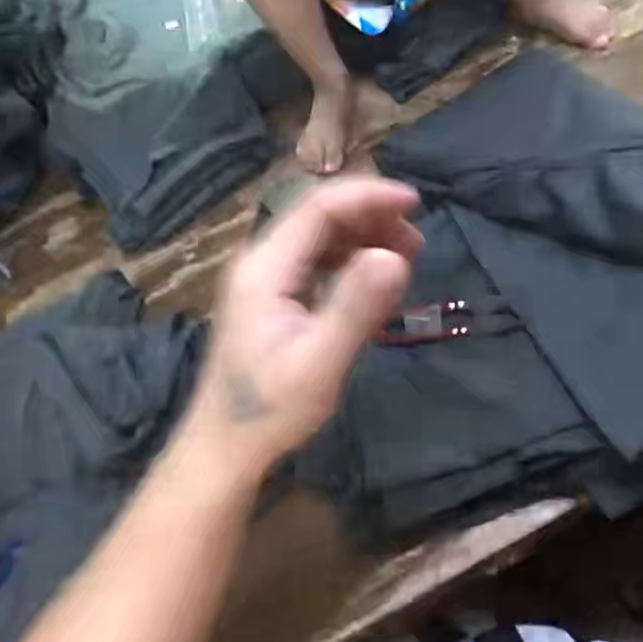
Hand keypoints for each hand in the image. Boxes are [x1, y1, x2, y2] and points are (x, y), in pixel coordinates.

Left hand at [180, 178, 422, 481]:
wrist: (226, 445)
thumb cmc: (270, 409)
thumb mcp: (320, 362)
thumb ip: (356, 307)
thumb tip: (395, 256)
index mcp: (266, 267)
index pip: (319, 207)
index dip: (369, 196)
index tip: (415, 203)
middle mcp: (262, 261)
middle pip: (320, 216)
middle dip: (371, 217)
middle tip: (416, 241)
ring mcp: (266, 277)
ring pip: (321, 236)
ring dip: (365, 237)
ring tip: (406, 258)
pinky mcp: (274, 295)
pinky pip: (317, 260)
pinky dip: (351, 261)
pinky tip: (375, 281)